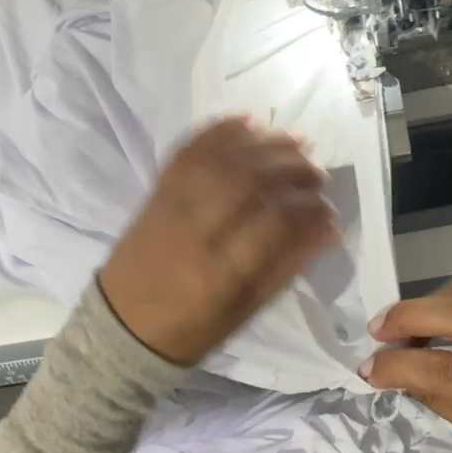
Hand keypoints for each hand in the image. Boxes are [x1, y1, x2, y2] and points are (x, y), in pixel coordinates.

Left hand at [101, 117, 337, 365]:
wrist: (122, 328)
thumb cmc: (191, 329)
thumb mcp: (246, 311)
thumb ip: (288, 265)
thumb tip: (329, 228)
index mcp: (220, 272)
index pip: (275, 222)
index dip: (309, 208)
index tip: (329, 208)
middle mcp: (194, 231)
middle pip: (249, 180)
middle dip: (292, 167)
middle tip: (318, 173)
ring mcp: (170, 206)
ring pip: (221, 159)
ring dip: (263, 144)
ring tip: (294, 142)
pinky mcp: (155, 193)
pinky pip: (187, 151)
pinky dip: (218, 131)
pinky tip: (248, 123)